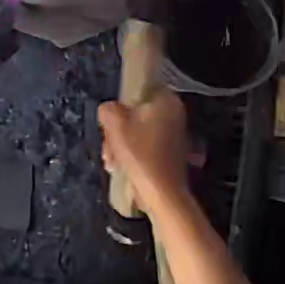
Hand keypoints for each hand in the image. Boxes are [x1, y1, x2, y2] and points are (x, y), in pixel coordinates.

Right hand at [99, 92, 190, 211]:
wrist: (162, 194)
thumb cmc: (140, 153)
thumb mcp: (115, 124)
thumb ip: (108, 109)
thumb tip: (110, 110)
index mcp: (167, 100)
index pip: (140, 89)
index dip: (122, 104)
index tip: (111, 121)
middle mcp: (176, 114)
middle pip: (137, 114)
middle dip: (118, 131)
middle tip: (108, 146)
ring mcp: (176, 136)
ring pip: (139, 133)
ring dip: (121, 146)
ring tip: (112, 162)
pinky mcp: (173, 156)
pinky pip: (147, 148)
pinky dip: (133, 156)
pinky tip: (122, 169)